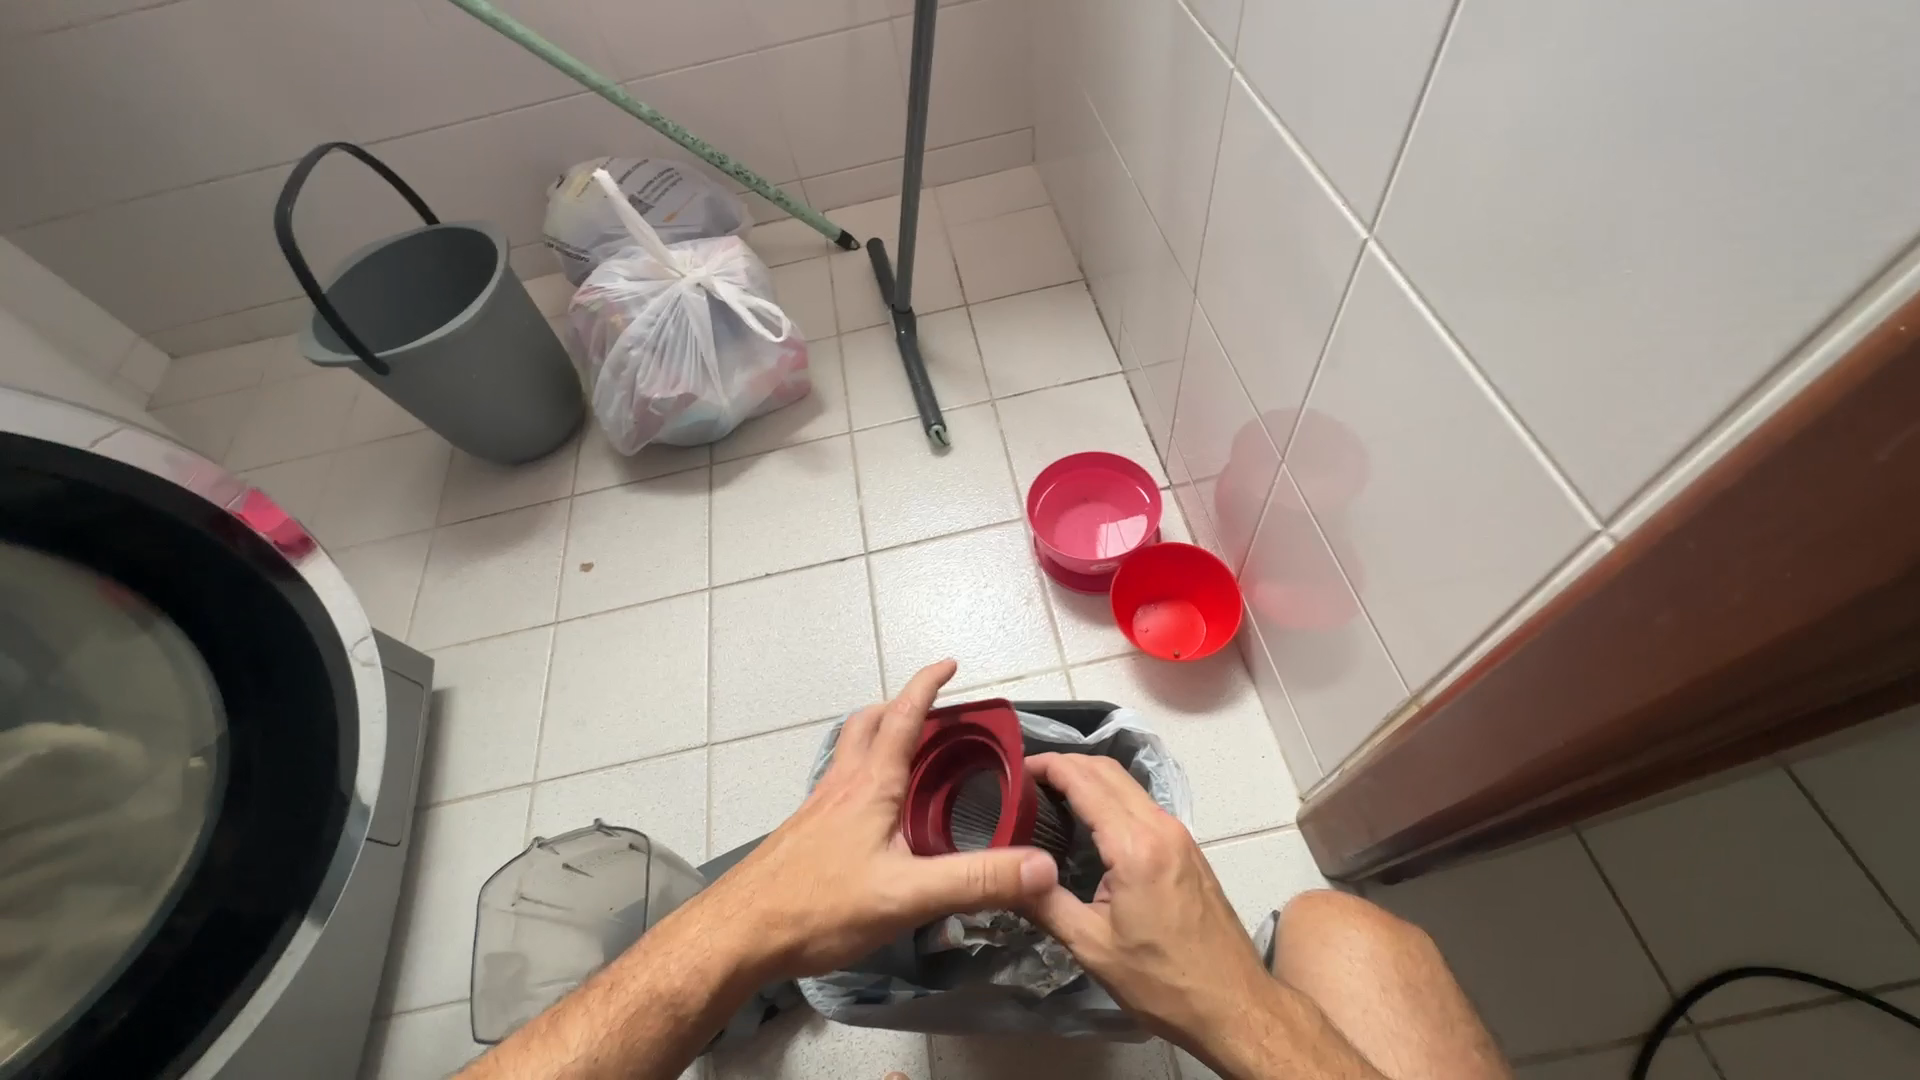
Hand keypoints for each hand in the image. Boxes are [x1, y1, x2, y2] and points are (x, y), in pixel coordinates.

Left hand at [698, 659, 1058, 980]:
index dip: (926, 685)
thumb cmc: (821, 906)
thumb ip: (976, 881)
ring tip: (909, 757)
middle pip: (867, 722)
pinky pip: (840, 783)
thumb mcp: (908, 897)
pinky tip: (874, 813)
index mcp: (872, 784)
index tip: (948, 664)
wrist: (738, 934)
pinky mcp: (805, 830)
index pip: (903, 717)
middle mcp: (843, 784)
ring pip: (850, 751)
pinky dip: (864, 772)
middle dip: (900, 705)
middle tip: (931, 713)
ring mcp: (818, 806)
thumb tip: (1042, 866)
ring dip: (879, 735)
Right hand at [1023, 753, 1274, 1048]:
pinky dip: (1111, 795)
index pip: (1084, 781)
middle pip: (1107, 770)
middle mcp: (1160, 826)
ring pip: (1127, 784)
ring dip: (1090, 777)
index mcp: (1134, 846)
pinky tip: (1090, 818)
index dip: (1048, 766)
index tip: (1017, 768)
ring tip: (1051, 793)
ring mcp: (1179, 834)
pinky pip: (1142, 803)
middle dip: (1066, 764)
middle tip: (1027, 778)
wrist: (1237, 1008)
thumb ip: (1045, 903)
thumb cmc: (1163, 982)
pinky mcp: (1188, 847)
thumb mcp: (1093, 947)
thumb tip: (1005, 876)